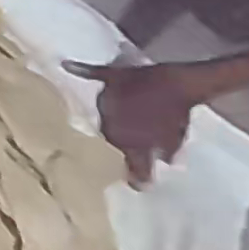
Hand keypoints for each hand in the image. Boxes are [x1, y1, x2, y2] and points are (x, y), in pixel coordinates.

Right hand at [63, 60, 201, 184]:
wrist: (183, 83)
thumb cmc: (179, 113)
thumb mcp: (177, 137)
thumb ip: (165, 152)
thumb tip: (160, 164)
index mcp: (127, 139)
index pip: (125, 159)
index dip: (131, 171)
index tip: (135, 184)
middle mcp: (110, 121)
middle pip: (109, 135)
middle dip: (119, 142)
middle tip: (129, 146)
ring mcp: (108, 99)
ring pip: (102, 112)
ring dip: (110, 117)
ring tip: (119, 121)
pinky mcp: (111, 77)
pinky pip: (91, 73)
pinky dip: (78, 69)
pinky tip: (65, 65)